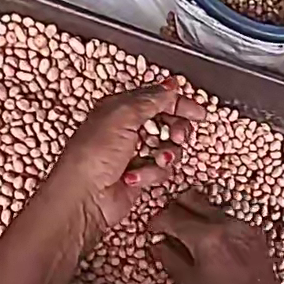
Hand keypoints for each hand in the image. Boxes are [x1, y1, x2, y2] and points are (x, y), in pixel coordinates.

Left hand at [42, 84, 204, 243]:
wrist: (84, 197)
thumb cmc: (94, 155)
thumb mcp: (122, 116)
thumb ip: (150, 100)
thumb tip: (170, 86)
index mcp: (121, 108)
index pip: (157, 99)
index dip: (179, 104)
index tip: (198, 113)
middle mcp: (128, 129)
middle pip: (168, 123)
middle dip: (176, 131)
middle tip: (177, 138)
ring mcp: (135, 153)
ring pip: (169, 148)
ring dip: (165, 155)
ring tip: (157, 159)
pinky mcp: (140, 175)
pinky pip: (161, 170)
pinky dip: (152, 174)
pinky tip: (135, 177)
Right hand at [148, 189, 283, 283]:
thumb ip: (170, 258)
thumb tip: (157, 243)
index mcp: (206, 237)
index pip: (172, 217)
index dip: (157, 221)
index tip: (152, 230)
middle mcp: (225, 223)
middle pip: (192, 199)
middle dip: (175, 208)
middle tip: (166, 224)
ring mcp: (242, 224)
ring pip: (210, 206)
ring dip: (194, 214)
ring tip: (187, 234)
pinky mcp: (253, 230)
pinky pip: (226, 217)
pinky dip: (213, 223)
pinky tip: (209, 241)